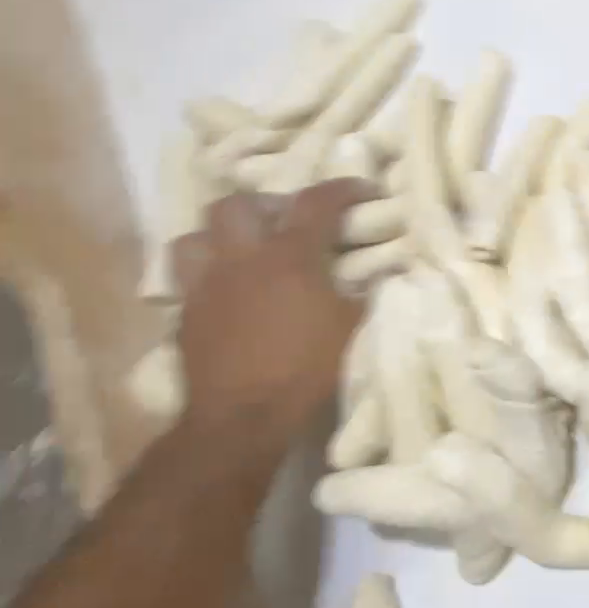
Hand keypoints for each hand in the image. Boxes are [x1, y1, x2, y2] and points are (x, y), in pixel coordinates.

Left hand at [170, 179, 374, 448]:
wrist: (243, 418)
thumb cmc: (310, 365)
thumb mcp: (357, 322)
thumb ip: (367, 286)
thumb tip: (385, 268)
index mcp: (290, 257)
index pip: (316, 202)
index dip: (344, 189)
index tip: (366, 192)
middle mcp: (241, 261)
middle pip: (235, 206)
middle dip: (266, 205)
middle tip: (290, 221)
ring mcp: (205, 288)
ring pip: (194, 237)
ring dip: (222, 236)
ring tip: (249, 250)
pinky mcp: (185, 316)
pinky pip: (189, 279)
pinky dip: (212, 274)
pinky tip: (236, 292)